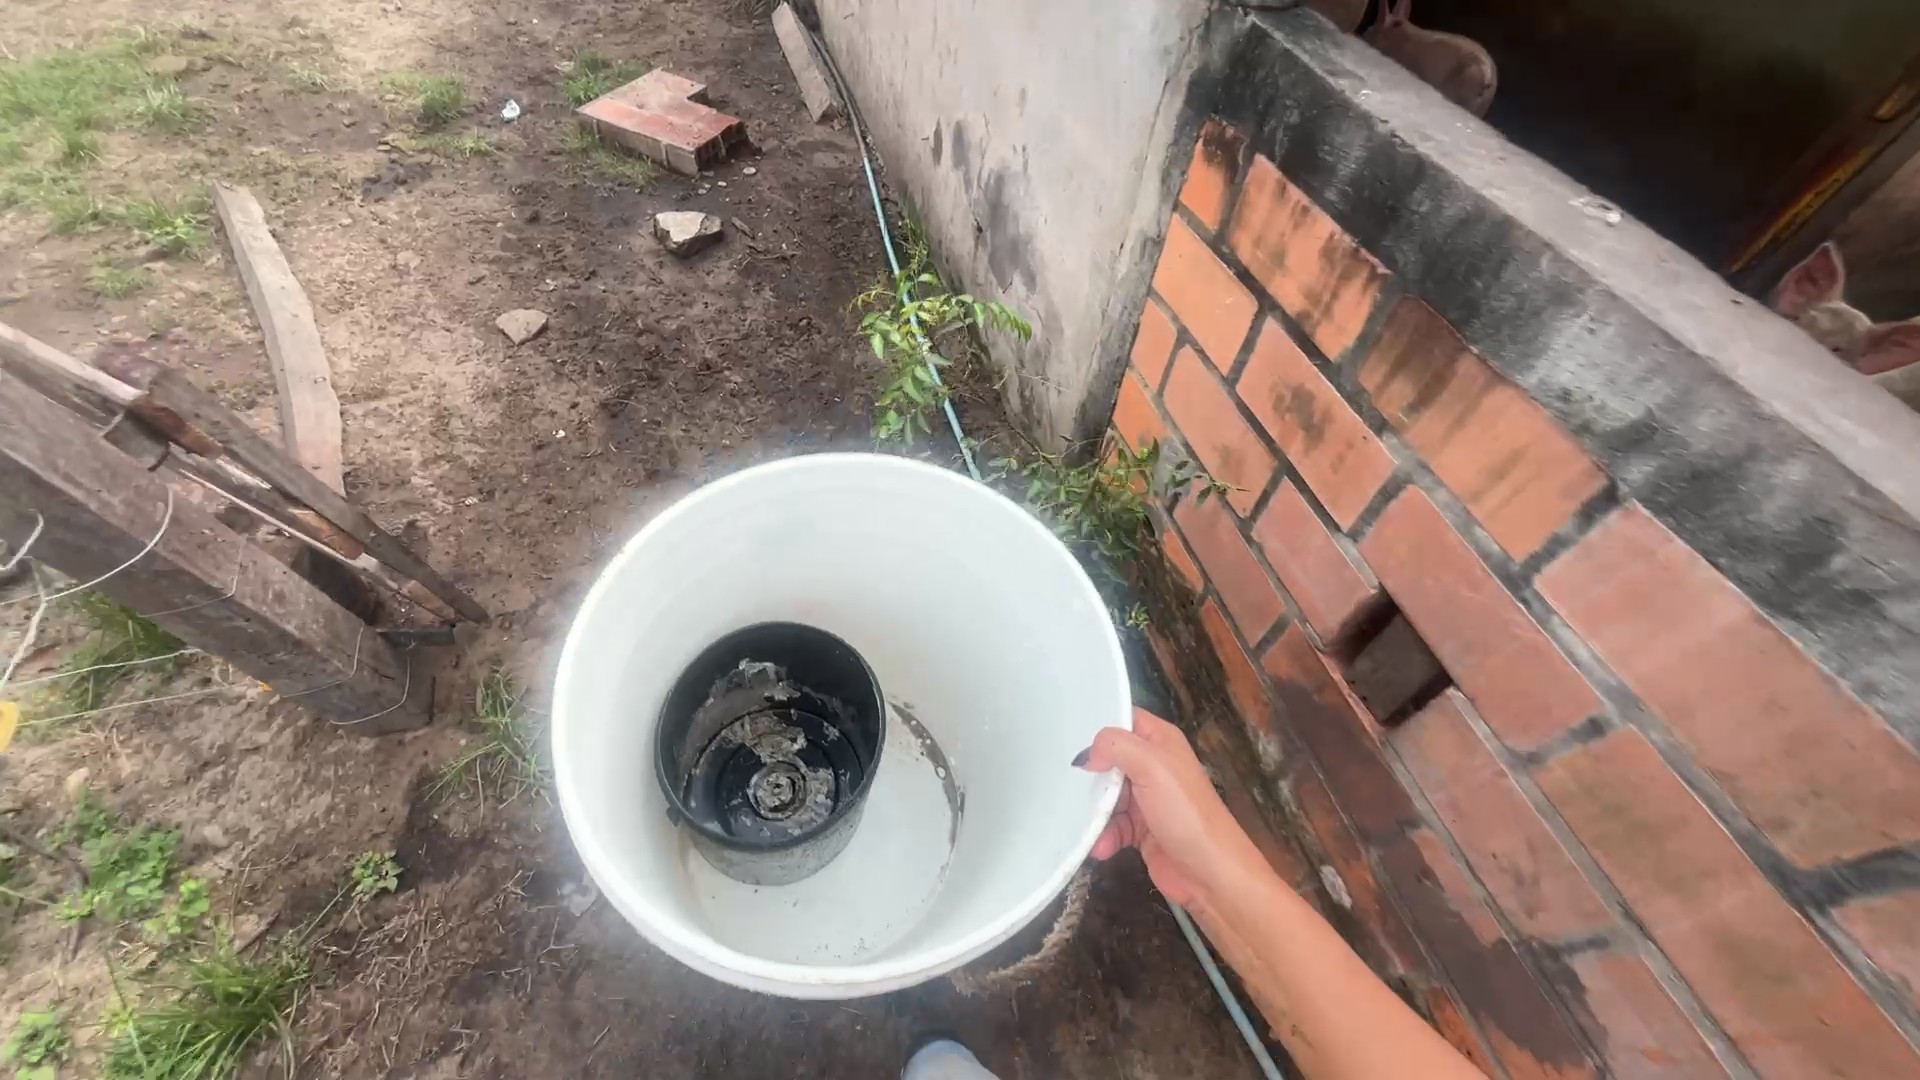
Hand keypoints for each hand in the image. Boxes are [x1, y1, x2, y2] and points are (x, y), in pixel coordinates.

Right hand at [1075, 707, 1260, 911]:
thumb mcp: (1151, 766)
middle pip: (1109, 759)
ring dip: (1095, 812)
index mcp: (1160, 741)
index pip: (1124, 718)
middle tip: (1073, 786)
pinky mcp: (1142, 829)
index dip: (1100, 726)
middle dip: (1091, 774)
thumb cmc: (1186, 812)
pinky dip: (1105, 835)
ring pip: (1107, 794)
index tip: (1072, 739)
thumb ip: (1115, 746)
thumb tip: (1087, 756)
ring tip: (1090, 826)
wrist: (1212, 875)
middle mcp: (1154, 765)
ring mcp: (1147, 798)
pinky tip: (1102, 847)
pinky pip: (1113, 825)